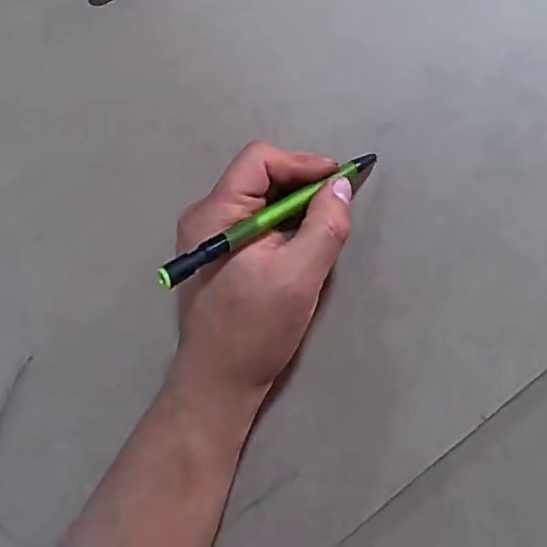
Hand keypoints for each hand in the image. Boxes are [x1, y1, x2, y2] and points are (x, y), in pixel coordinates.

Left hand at [170, 142, 354, 401]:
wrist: (216, 386)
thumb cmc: (254, 331)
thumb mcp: (299, 277)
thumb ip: (324, 226)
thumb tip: (340, 185)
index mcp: (215, 212)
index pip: (260, 160)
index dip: (302, 163)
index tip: (337, 180)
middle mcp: (206, 214)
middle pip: (259, 174)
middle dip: (301, 181)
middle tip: (336, 199)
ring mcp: (210, 233)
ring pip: (259, 195)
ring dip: (294, 202)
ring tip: (324, 219)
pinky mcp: (218, 250)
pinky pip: (255, 217)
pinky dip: (283, 219)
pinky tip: (302, 238)